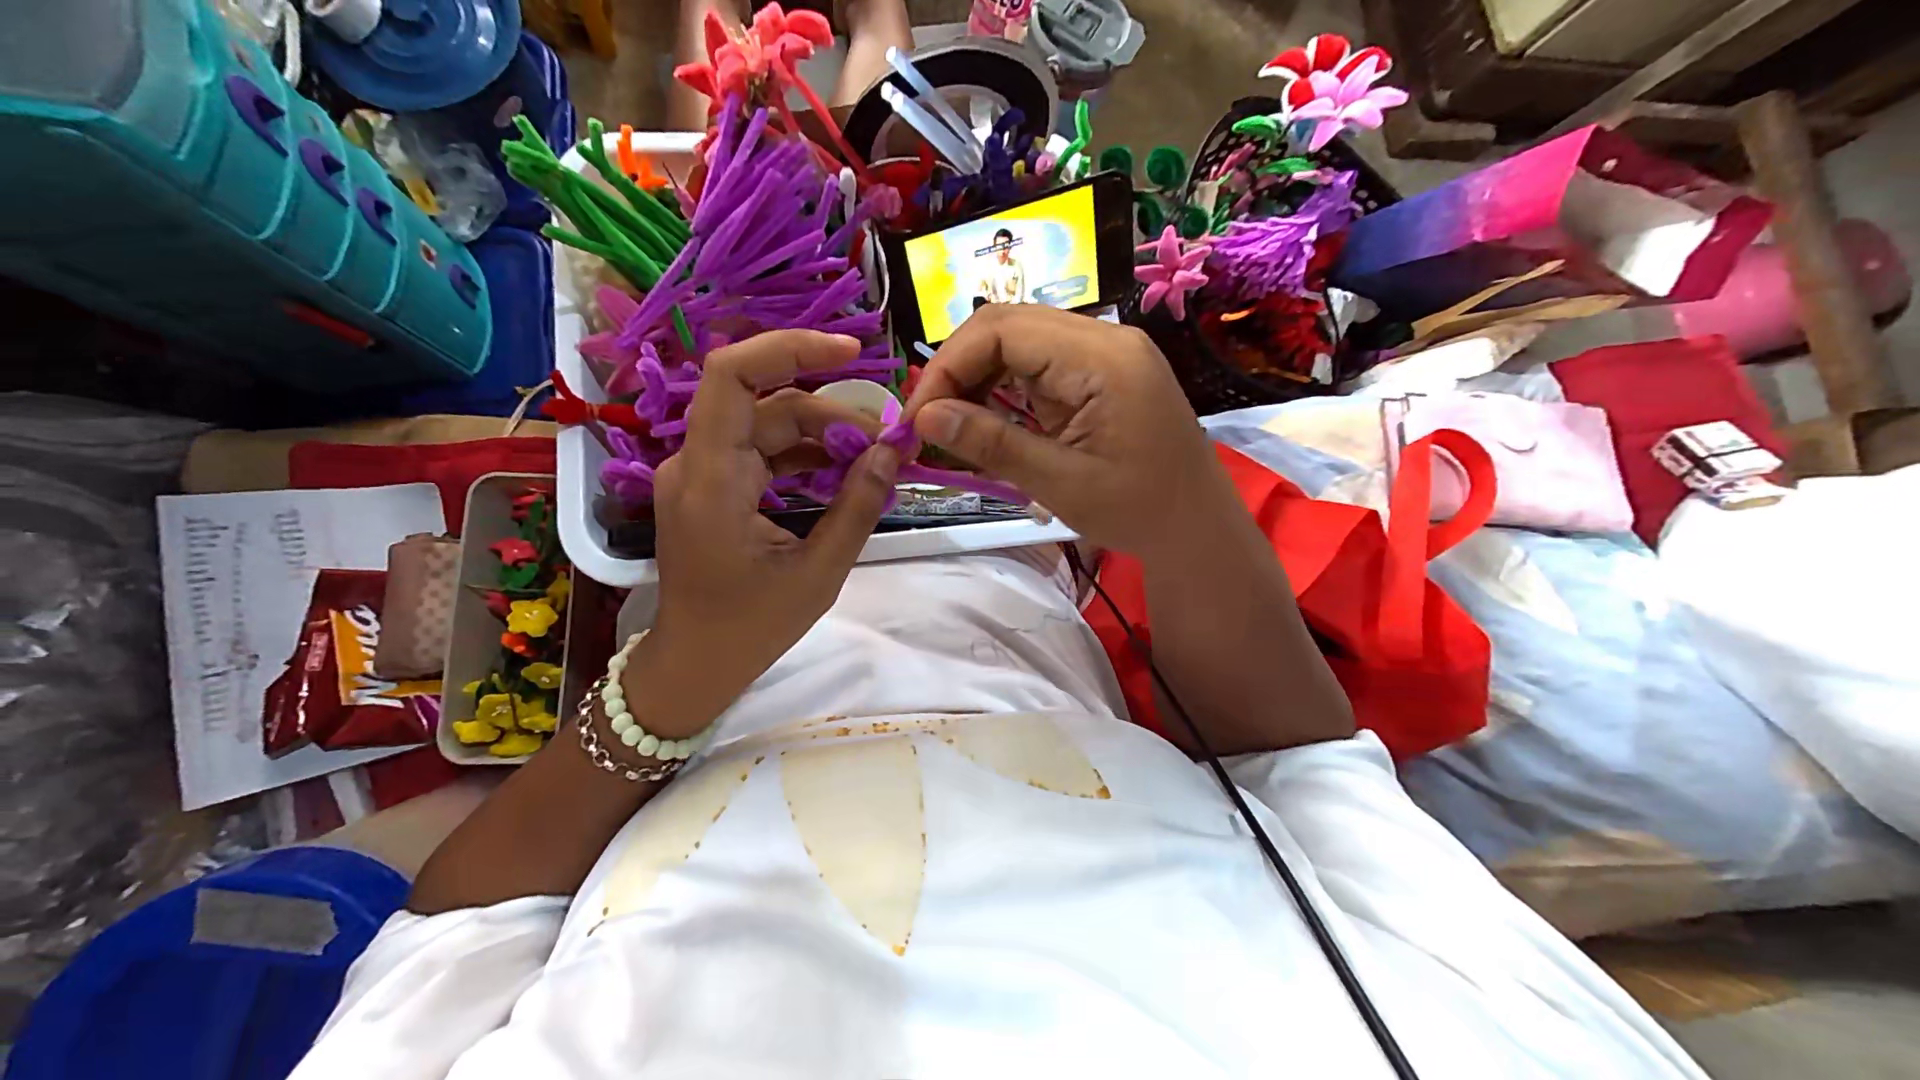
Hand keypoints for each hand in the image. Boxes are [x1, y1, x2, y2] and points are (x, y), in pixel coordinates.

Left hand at [628, 331, 899, 735]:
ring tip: (869, 461)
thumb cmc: (751, 627)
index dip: (789, 349)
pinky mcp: (710, 486)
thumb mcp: (819, 572)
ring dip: (820, 435)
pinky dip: (801, 455)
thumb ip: (857, 505)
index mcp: (711, 480)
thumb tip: (892, 450)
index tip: (850, 352)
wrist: (696, 662)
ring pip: (766, 425)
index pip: (732, 376)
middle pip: (765, 405)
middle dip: (829, 414)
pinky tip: (839, 473)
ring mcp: (699, 473)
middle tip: (882, 444)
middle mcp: (695, 463)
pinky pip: (759, 451)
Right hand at [901, 305, 1228, 557]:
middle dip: (957, 370)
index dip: (949, 366)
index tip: (917, 418)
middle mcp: (1104, 339)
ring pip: (1018, 343)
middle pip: (1008, 327)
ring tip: (949, 425)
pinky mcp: (1099, 373)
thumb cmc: (1139, 511)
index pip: (1003, 330)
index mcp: (1103, 358)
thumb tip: (925, 417)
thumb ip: (992, 444)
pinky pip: (1037, 365)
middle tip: (926, 422)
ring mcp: (1104, 353)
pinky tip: (983, 420)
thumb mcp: (1061, 483)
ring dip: (976, 379)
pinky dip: (1002, 390)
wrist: (1197, 526)